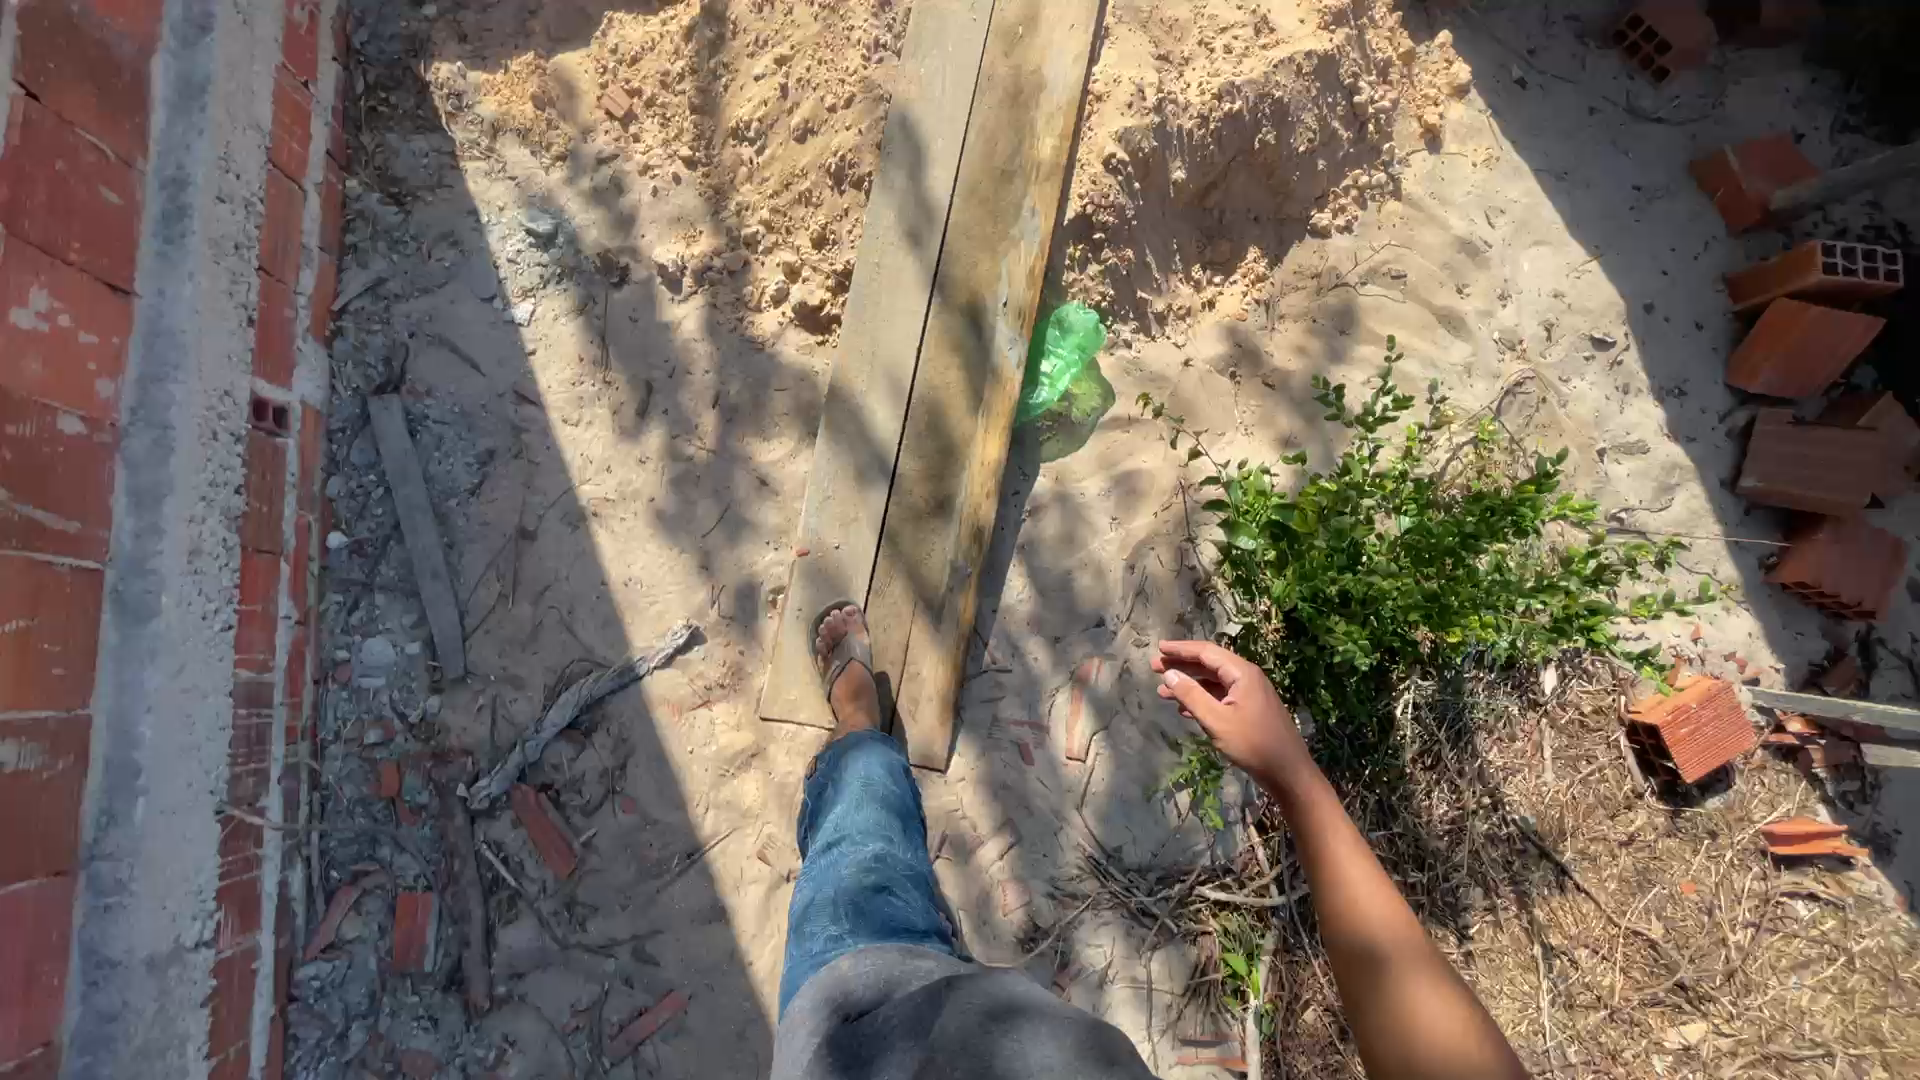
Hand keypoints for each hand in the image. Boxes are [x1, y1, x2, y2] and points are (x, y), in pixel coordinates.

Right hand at [1152, 641, 1310, 784]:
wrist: (1289, 773)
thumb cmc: (1253, 744)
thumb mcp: (1216, 720)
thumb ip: (1191, 695)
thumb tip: (1169, 673)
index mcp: (1242, 673)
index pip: (1206, 652)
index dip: (1181, 649)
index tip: (1159, 648)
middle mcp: (1247, 677)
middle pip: (1209, 664)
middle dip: (1181, 666)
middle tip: (1155, 668)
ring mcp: (1249, 694)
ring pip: (1213, 682)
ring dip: (1188, 684)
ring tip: (1162, 691)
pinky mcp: (1249, 709)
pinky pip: (1220, 696)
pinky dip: (1201, 698)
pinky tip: (1184, 709)